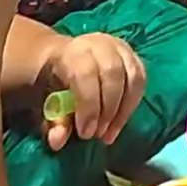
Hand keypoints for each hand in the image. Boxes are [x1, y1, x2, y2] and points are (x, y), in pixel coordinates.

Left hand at [42, 33, 145, 149]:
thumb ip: (53, 121)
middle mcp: (100, 44)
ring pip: (133, 75)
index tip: (86, 134)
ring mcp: (120, 47)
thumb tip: (59, 141)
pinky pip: (141, 78)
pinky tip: (121, 120)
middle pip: (114, 72)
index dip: (89, 105)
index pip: (86, 73)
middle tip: (99, 134)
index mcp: (74, 52)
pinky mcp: (132, 54)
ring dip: (125, 109)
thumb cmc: (52, 83)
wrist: (62, 57)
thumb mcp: (45, 101)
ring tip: (111, 132)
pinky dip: (134, 102)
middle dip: (109, 109)